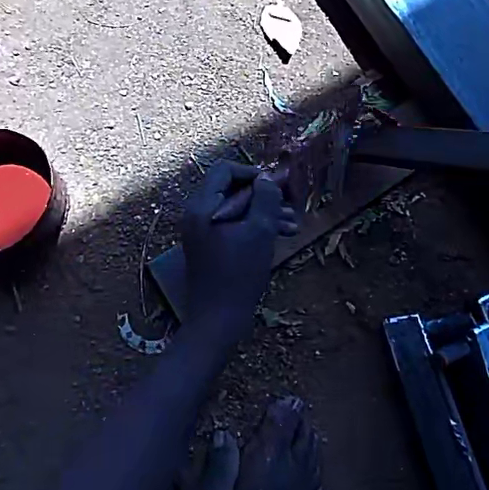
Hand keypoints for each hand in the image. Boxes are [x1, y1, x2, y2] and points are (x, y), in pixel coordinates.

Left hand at [181, 161, 298, 341]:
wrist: (217, 319)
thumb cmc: (239, 275)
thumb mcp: (259, 232)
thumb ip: (264, 200)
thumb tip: (266, 179)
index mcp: (202, 207)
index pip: (224, 170)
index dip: (252, 174)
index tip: (275, 187)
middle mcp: (196, 214)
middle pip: (230, 189)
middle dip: (262, 196)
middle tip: (289, 205)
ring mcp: (201, 231)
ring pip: (235, 209)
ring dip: (263, 213)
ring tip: (292, 225)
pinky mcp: (208, 245)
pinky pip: (231, 225)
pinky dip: (253, 227)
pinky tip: (279, 235)